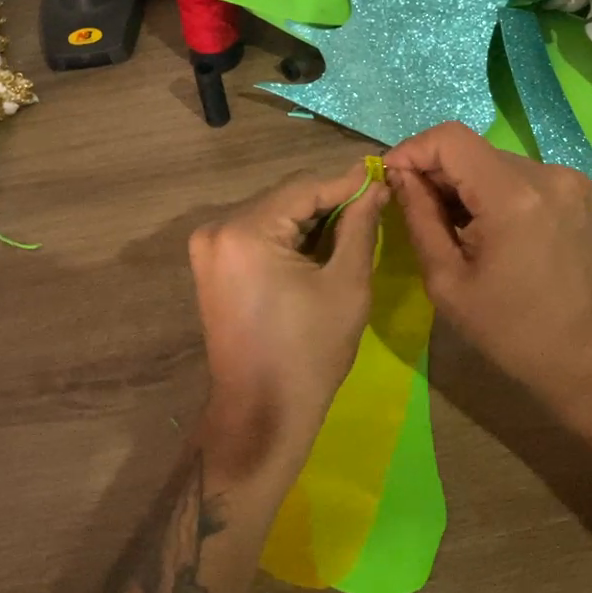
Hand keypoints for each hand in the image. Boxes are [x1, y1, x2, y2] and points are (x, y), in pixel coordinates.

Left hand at [187, 164, 387, 476]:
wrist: (261, 414)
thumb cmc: (309, 353)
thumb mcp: (345, 285)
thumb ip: (358, 226)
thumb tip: (374, 186)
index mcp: (245, 231)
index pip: (304, 189)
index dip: (347, 184)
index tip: (384, 178)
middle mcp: (217, 228)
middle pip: (284, 199)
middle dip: (328, 203)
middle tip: (373, 204)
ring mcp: (208, 247)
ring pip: (271, 215)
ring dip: (308, 220)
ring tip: (353, 226)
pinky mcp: (210, 265)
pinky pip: (256, 235)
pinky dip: (287, 238)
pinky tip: (318, 248)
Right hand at [385, 121, 591, 403]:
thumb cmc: (514, 332)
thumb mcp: (447, 281)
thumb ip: (418, 217)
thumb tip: (398, 174)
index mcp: (513, 196)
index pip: (449, 138)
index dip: (411, 150)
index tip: (390, 179)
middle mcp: (544, 174)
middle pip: (470, 149)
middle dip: (433, 171)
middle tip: (411, 210)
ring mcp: (565, 180)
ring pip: (491, 161)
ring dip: (460, 183)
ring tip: (447, 226)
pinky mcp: (575, 191)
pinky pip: (515, 175)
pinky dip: (488, 191)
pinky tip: (482, 229)